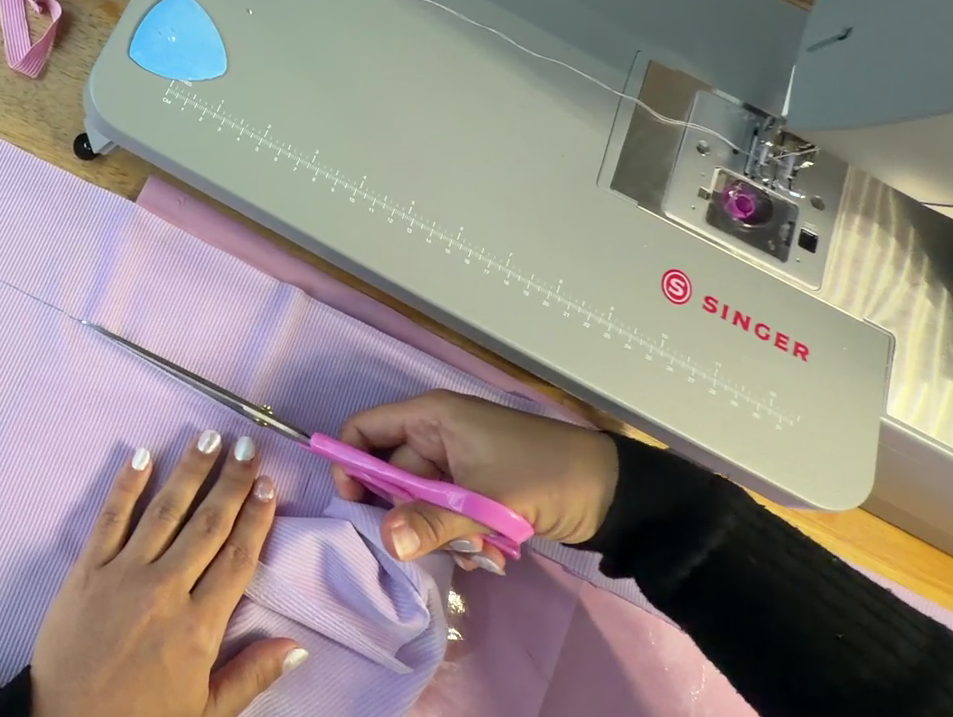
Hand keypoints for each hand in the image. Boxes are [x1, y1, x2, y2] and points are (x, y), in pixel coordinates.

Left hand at [30, 430, 307, 716]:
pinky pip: (111, 517)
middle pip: (207, 524)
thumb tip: (296, 644)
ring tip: (208, 438)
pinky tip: (142, 455)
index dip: (255, 518)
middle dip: (230, 481)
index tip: (268, 485)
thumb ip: (251, 675)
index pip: (237, 558)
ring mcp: (123, 572)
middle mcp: (165, 589)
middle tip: (245, 445)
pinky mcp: (88, 566)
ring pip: (164, 511)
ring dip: (188, 471)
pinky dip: (127, 484)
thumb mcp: (205, 712)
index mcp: (199, 627)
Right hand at [333, 390, 618, 573]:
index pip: (364, 428)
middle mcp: (435, 432)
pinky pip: (445, 507)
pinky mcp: (475, 483)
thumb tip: (386, 541)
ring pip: (419, 496)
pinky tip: (483, 554)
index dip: (349, 461)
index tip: (354, 502)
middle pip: (390, 470)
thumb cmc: (545, 476)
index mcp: (429, 417)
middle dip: (405, 511)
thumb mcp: (487, 502)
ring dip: (436, 528)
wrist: (621, 495)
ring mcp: (456, 458)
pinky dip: (456, 531)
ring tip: (470, 553)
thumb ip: (432, 521)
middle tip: (423, 542)